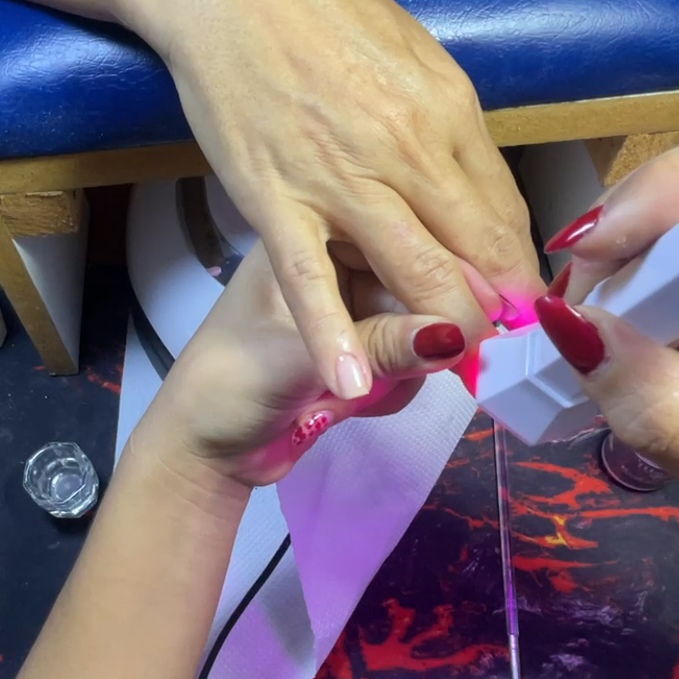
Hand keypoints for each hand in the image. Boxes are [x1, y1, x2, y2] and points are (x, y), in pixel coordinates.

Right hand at [118, 0, 542, 403]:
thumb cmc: (313, 9)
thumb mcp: (406, 57)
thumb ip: (440, 130)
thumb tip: (465, 189)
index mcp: (446, 110)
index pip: (503, 212)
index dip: (519, 271)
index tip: (522, 309)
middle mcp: (407, 148)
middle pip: (474, 252)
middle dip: (498, 314)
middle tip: (505, 357)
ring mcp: (340, 178)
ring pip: (415, 271)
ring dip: (447, 330)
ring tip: (461, 371)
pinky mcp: (275, 201)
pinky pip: (311, 281)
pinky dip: (332, 335)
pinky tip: (348, 383)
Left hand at [133, 243, 469, 489]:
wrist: (204, 445)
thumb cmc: (225, 385)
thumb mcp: (293, 360)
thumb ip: (375, 346)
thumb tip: (455, 335)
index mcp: (313, 235)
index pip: (400, 232)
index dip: (442, 275)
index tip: (474, 323)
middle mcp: (342, 261)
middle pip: (425, 278)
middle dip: (423, 334)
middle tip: (414, 372)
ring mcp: (355, 307)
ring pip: (427, 323)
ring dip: (407, 369)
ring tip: (358, 397)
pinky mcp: (364, 347)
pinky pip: (413, 358)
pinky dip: (398, 386)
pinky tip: (354, 406)